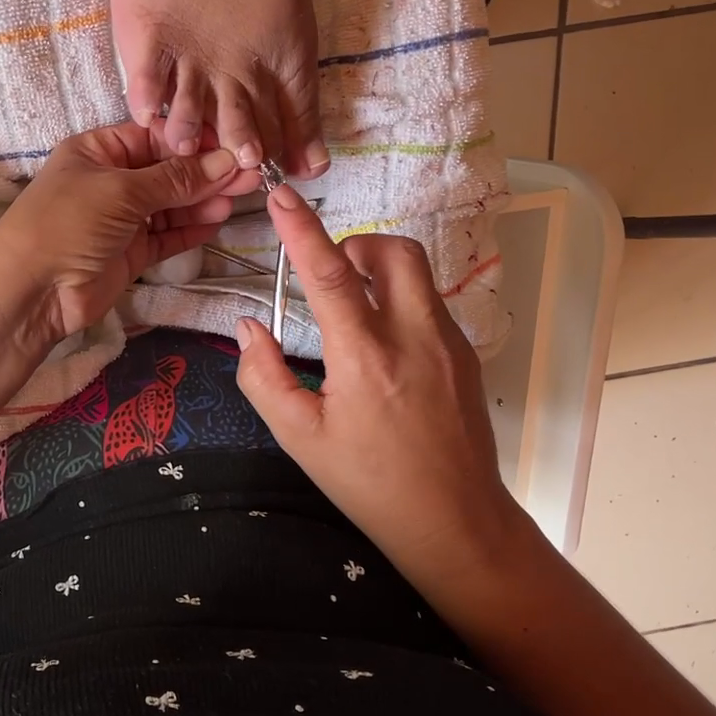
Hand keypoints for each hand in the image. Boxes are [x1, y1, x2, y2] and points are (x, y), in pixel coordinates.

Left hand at [0, 123, 239, 350]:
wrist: (31, 294)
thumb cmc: (67, 224)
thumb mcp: (121, 191)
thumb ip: (176, 178)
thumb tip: (227, 161)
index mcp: (97, 150)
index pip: (154, 137)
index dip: (193, 141)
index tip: (234, 145)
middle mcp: (109, 180)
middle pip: (166, 171)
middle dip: (207, 172)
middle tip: (251, 174)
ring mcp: (119, 219)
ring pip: (170, 205)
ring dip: (202, 201)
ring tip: (240, 197)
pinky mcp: (129, 253)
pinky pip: (165, 236)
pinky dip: (189, 230)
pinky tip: (217, 221)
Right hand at [232, 186, 517, 562]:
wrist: (455, 521)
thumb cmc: (367, 482)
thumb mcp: (298, 437)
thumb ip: (263, 377)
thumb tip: (250, 327)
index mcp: (365, 358)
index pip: (330, 275)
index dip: (301, 230)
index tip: (280, 195)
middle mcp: (414, 337)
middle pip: (392, 251)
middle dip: (354, 245)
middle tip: (327, 275)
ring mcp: (448, 343)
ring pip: (416, 272)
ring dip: (376, 269)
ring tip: (348, 308)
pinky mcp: (465, 354)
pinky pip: (427, 302)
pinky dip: (396, 300)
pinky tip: (378, 346)